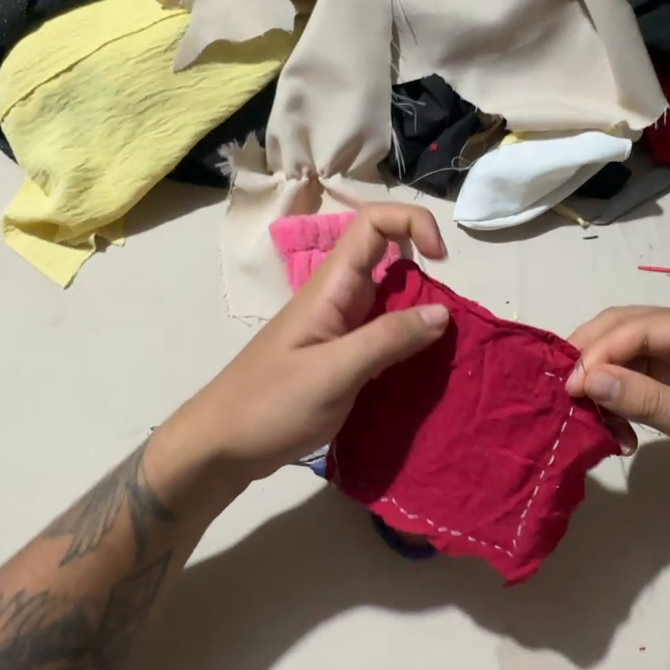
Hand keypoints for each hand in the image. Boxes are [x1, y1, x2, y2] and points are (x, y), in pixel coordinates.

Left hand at [165, 205, 450, 485]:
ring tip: (441, 351)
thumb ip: (388, 340)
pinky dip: (406, 344)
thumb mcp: (334, 373)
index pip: (373, 223)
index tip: (441, 262)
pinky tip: (418, 372)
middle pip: (389, 259)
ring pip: (389, 299)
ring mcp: (336, 327)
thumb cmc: (270, 404)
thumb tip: (443, 312)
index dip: (412, 223)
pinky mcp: (338, 356)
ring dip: (419, 314)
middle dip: (426, 277)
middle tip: (448, 323)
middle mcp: (337, 297)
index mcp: (331, 286)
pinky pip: (382, 335)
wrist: (220, 447)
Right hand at [566, 306, 669, 524]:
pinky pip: (629, 376)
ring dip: (601, 382)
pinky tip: (615, 430)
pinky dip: (615, 400)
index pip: (638, 327)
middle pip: (623, 329)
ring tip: (590, 417)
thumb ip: (646, 400)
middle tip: (564, 393)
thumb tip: (588, 380)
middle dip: (591, 358)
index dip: (599, 352)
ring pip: (620, 352)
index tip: (571, 387)